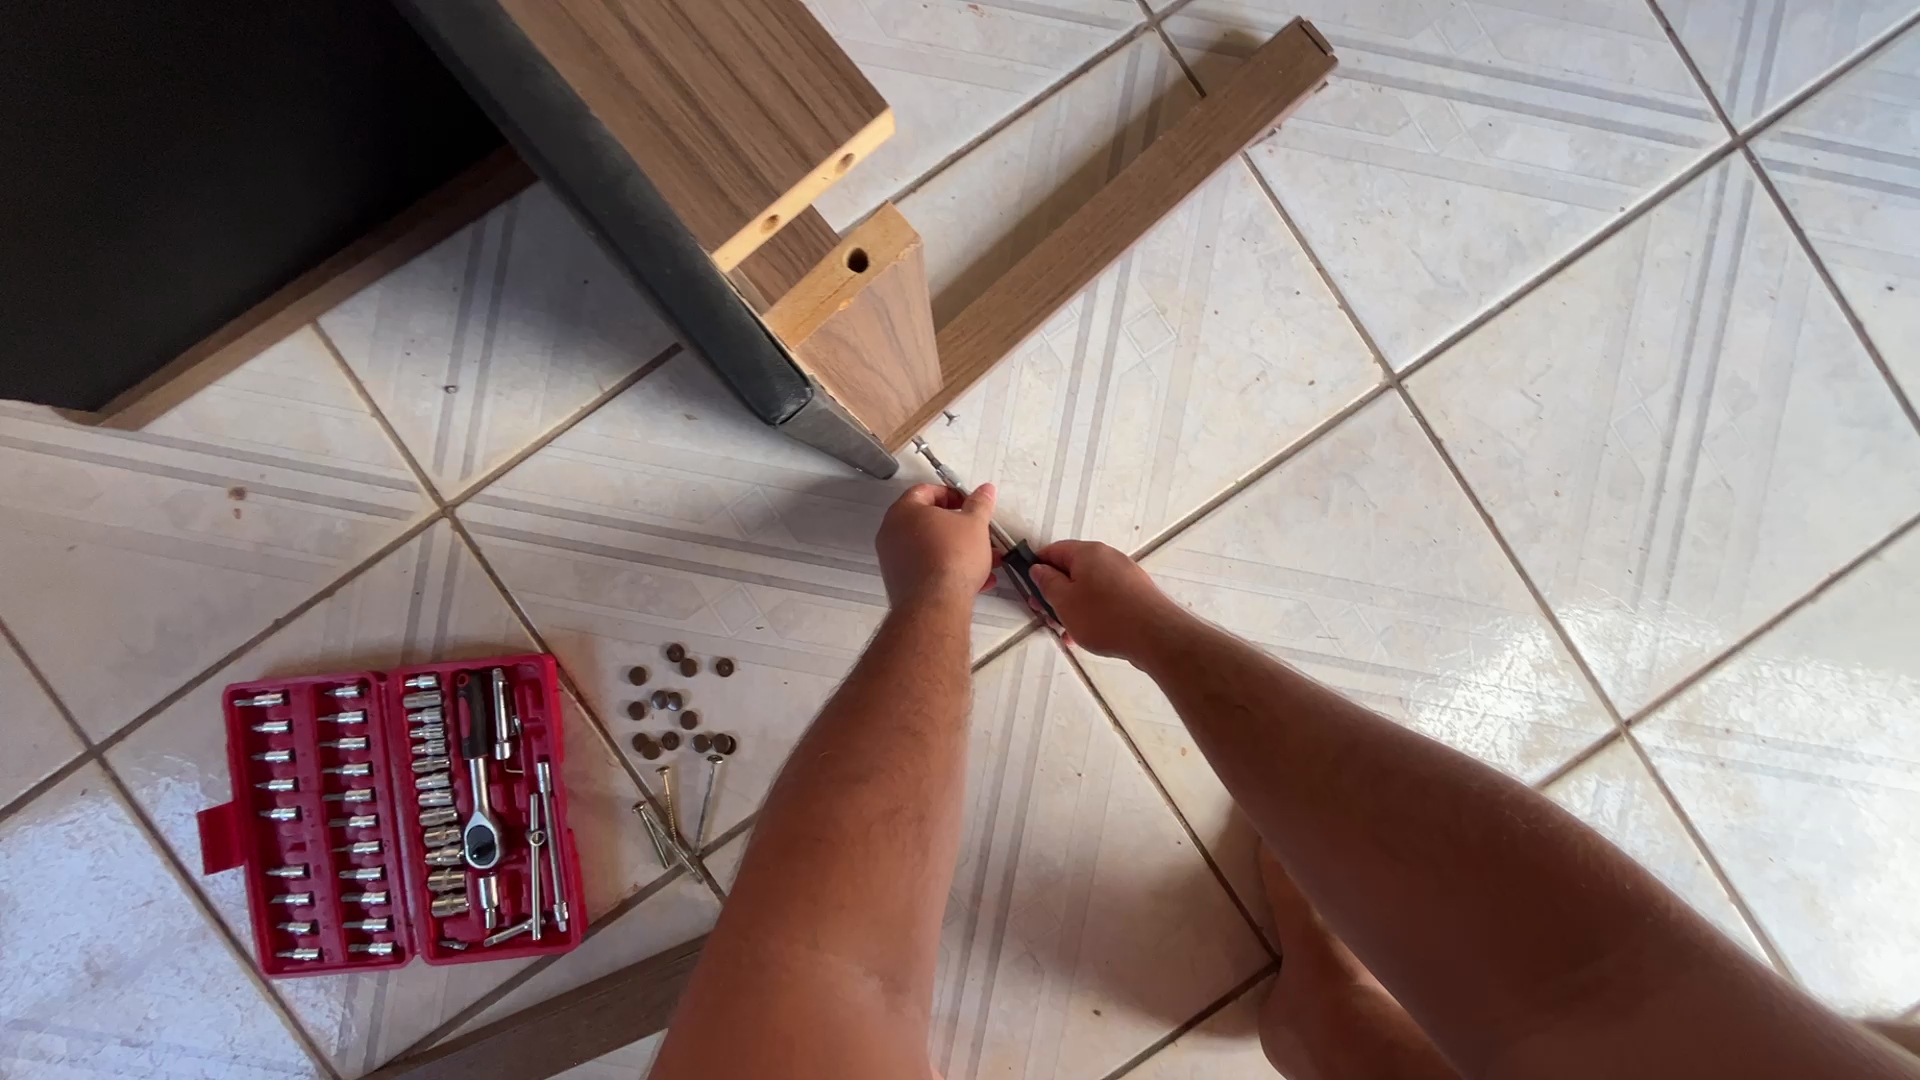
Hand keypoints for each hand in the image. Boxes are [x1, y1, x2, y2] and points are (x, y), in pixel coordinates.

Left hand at [876, 483, 997, 610]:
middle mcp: (892, 534)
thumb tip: (984, 491)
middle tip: (978, 532)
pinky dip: (949, 571)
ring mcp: (894, 560)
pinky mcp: (901, 583)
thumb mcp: (975, 524)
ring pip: (931, 549)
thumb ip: (980, 504)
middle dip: (960, 528)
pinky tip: (977, 581)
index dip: (951, 495)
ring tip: (987, 560)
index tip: (969, 504)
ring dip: (960, 551)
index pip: (926, 491)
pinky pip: (927, 569)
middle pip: (929, 523)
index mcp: (904, 511)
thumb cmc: (950, 559)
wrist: (936, 604)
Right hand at [1027, 540, 1189, 658]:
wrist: (1155, 636)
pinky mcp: (1136, 594)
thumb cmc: (1104, 616)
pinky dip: (1093, 613)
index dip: (1037, 568)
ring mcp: (1125, 576)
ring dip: (1073, 608)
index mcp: (1088, 552)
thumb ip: (1047, 583)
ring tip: (1067, 632)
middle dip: (1055, 593)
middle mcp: (1108, 558)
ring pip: (1089, 588)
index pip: (1054, 551)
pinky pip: (1106, 599)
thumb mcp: (1064, 601)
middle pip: (1072, 570)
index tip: (1030, 589)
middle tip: (1046, 615)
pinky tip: (1087, 635)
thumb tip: (1039, 569)